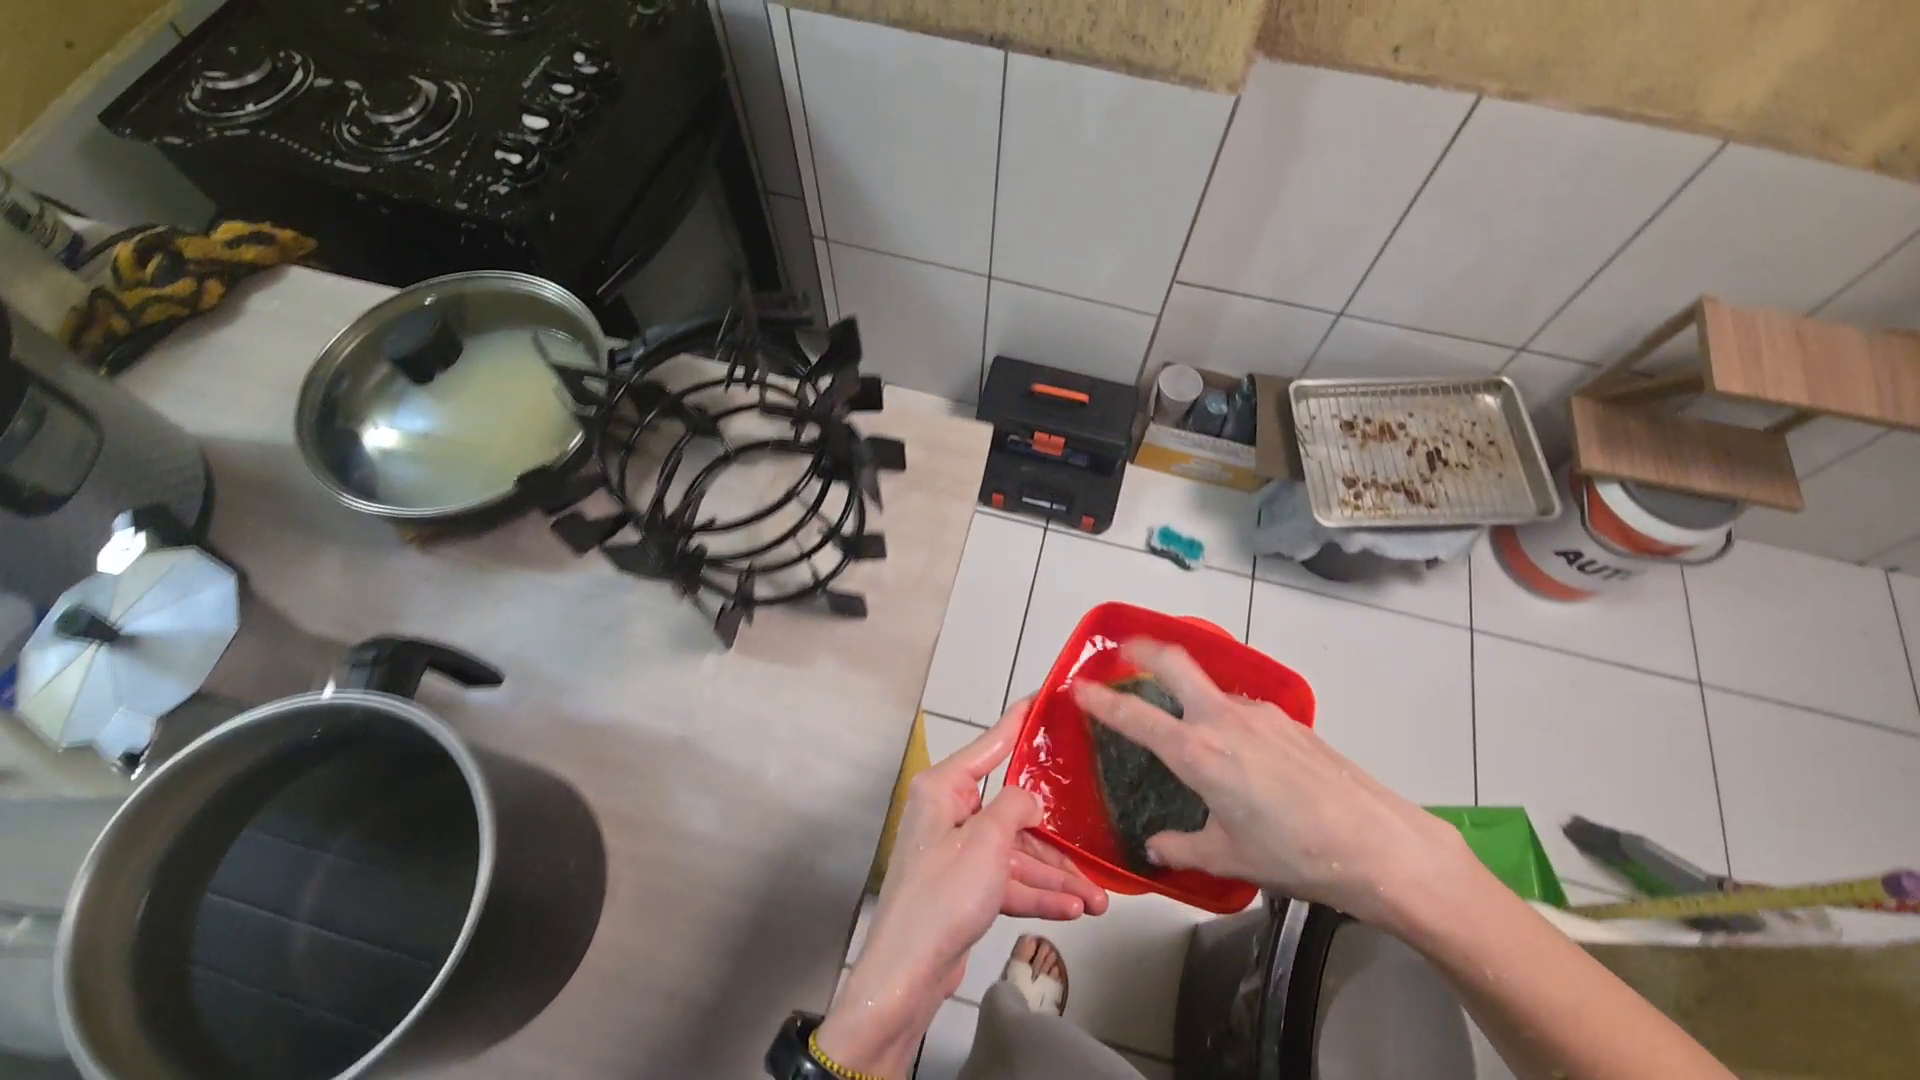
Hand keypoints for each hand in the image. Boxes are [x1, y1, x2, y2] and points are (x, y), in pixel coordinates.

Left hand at [815, 698, 1108, 1078]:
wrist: (908, 974)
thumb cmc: (939, 900)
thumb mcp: (987, 843)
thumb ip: (1016, 807)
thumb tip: (1030, 797)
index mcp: (943, 789)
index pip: (989, 745)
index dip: (1019, 723)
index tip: (1042, 701)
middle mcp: (949, 814)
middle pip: (1012, 811)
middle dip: (1054, 837)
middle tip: (1094, 838)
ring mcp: (957, 853)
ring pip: (1016, 853)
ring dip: (1055, 875)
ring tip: (1097, 898)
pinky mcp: (965, 888)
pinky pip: (1009, 882)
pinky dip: (1038, 894)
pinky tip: (1074, 909)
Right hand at [1071, 639, 1473, 930]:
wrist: (1377, 844)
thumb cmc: (1294, 854)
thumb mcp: (1227, 857)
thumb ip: (1181, 848)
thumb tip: (1156, 847)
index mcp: (1197, 753)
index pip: (1134, 716)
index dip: (1100, 700)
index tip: (1078, 686)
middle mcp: (1224, 720)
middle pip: (1175, 662)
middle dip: (1144, 649)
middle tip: (1123, 650)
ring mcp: (1261, 715)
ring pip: (1212, 689)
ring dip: (1190, 694)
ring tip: (1185, 727)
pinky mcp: (1290, 722)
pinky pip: (1243, 709)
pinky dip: (1223, 716)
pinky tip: (1237, 754)